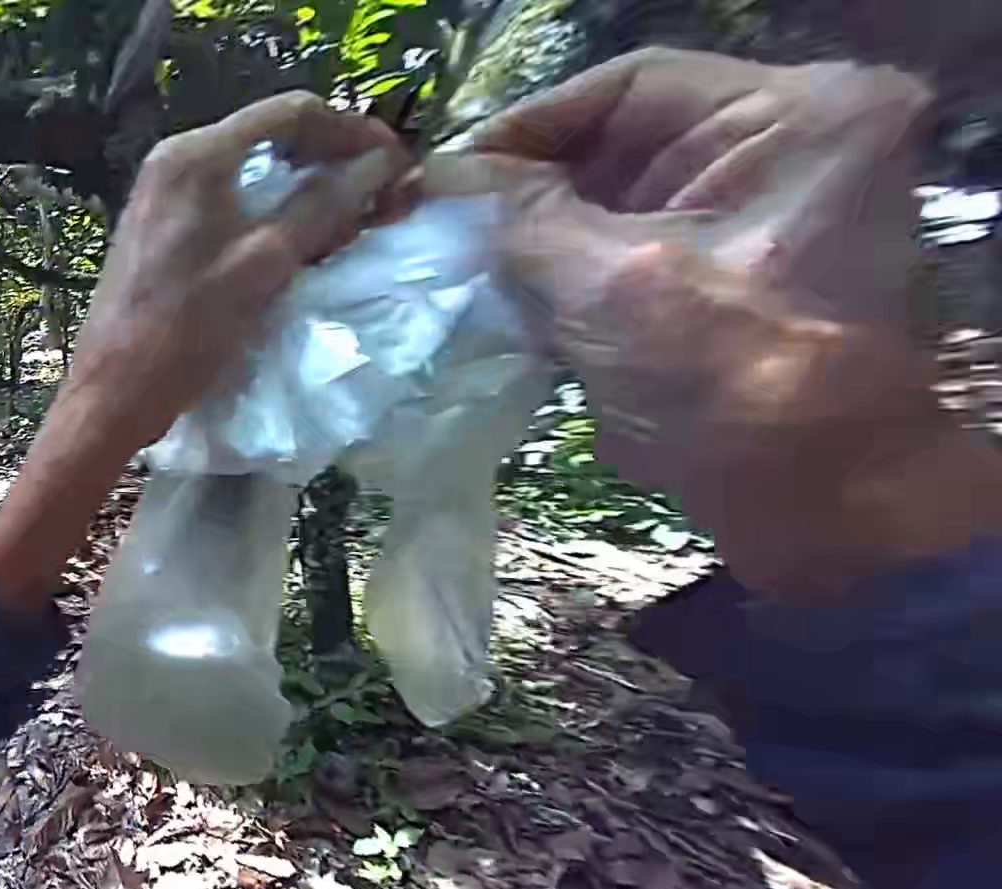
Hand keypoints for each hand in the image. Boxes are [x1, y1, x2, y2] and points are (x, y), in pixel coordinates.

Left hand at [0, 93, 409, 610]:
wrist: (112, 396)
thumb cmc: (182, 333)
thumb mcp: (261, 267)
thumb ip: (321, 207)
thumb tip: (377, 163)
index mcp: (194, 157)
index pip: (290, 115)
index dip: (350, 131)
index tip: (392, 164)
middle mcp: (170, 167)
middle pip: (267, 145)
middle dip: (324, 169)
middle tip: (370, 203)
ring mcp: (158, 205)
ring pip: (245, 184)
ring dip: (296, 201)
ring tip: (339, 232)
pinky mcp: (155, 241)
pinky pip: (222, 216)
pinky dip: (261, 227)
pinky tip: (289, 254)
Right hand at [473, 48, 930, 327]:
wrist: (779, 474)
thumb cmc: (719, 365)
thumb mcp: (612, 278)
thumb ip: (524, 219)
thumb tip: (439, 181)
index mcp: (786, 117)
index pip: (628, 87)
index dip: (527, 126)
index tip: (445, 176)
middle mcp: (755, 152)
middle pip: (602, 145)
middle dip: (511, 188)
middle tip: (431, 222)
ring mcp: (709, 218)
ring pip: (583, 204)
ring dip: (511, 235)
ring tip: (441, 257)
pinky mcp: (670, 275)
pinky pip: (583, 253)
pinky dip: (527, 271)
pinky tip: (475, 291)